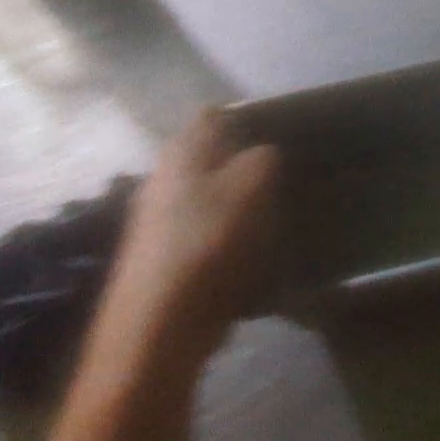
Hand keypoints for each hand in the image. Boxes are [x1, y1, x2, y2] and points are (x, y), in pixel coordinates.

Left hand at [91, 109, 280, 374]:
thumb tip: (264, 153)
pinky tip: (248, 251)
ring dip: (234, 200)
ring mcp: (159, 221)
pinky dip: (226, 235)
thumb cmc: (206, 244)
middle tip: (280, 173)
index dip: (241, 118)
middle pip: (204, 158)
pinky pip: (204, 233)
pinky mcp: (165, 258)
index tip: (276, 131)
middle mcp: (163, 180)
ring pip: (204, 196)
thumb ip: (260, 161)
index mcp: (181, 155)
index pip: (210, 118)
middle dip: (238, 161)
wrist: (159, 322)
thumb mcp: (248, 189)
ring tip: (271, 212)